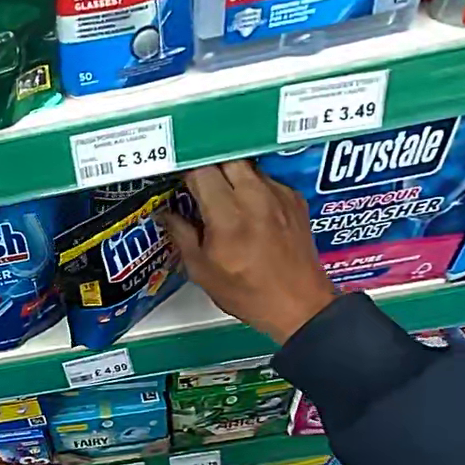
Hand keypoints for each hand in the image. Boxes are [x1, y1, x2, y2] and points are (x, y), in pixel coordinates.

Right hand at [161, 161, 337, 344]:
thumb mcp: (202, 270)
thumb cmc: (246, 293)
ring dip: (231, 174)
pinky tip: (249, 207)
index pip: (200, 171)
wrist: (300, 305)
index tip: (178, 181)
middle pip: (224, 159)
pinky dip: (253, 186)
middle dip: (208, 168)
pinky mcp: (294, 198)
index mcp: (227, 216)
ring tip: (224, 195)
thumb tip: (164, 213)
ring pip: (246, 166)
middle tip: (199, 185)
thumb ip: (181, 235)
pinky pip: (266, 179)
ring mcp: (278, 195)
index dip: (184, 172)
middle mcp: (254, 197)